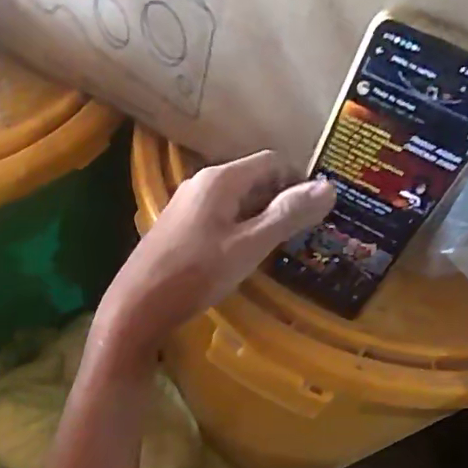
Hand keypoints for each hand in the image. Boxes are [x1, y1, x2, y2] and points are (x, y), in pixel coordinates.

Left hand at [95, 150, 334, 360]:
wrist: (137, 306)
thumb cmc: (196, 274)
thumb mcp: (249, 246)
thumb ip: (287, 216)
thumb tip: (330, 187)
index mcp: (220, 180)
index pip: (271, 161)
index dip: (299, 180)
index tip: (316, 210)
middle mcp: (200, 184)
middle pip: (252, 179)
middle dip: (280, 200)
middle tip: (301, 232)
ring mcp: (184, 206)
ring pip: (234, 201)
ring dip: (259, 218)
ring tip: (276, 247)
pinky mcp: (175, 229)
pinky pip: (217, 218)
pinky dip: (237, 230)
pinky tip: (241, 257)